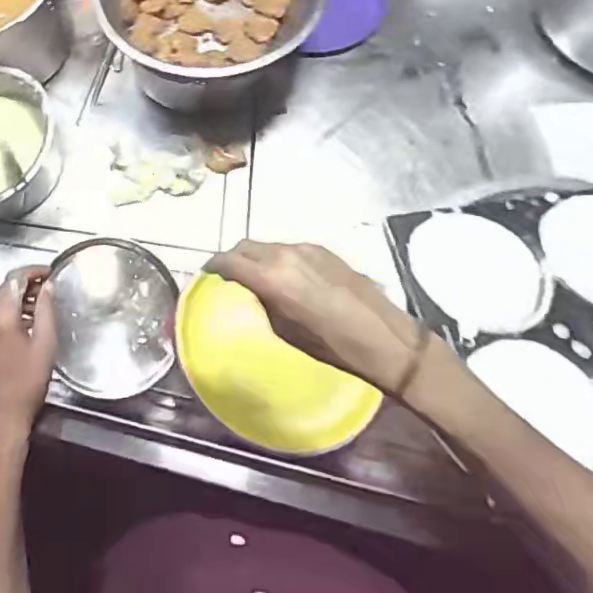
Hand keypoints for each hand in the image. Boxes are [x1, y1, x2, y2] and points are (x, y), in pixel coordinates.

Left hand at [0, 268, 56, 457]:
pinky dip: (3, 318)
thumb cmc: (27, 385)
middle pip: (2, 290)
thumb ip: (46, 310)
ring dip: (14, 302)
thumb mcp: (45, 345)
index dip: (33, 271)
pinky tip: (19, 330)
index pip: (14, 278)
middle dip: (24, 286)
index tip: (49, 273)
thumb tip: (47, 287)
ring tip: (37, 311)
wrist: (0, 421)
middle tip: (47, 291)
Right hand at [205, 241, 432, 395]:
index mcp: (272, 277)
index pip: (229, 260)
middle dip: (234, 258)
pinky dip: (279, 259)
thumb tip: (252, 293)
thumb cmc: (331, 345)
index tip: (208, 275)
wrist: (385, 338)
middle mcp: (286, 254)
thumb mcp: (284, 331)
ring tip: (259, 279)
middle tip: (230, 277)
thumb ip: (262, 303)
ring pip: (269, 246)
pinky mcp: (326, 251)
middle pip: (247, 246)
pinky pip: (291, 249)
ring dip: (258, 258)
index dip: (214, 266)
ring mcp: (308, 249)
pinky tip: (288, 279)